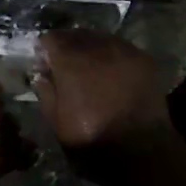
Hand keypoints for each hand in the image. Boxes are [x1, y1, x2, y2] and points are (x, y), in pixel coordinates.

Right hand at [36, 30, 175, 151]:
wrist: (141, 150)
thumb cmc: (92, 139)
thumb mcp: (56, 122)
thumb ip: (45, 92)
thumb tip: (40, 74)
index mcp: (71, 61)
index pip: (51, 38)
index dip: (44, 50)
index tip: (44, 64)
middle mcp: (97, 48)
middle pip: (77, 34)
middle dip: (68, 46)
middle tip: (66, 65)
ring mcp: (124, 51)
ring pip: (101, 38)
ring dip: (92, 48)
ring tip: (92, 68)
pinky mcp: (145, 60)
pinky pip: (123, 48)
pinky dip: (114, 56)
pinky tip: (113, 72)